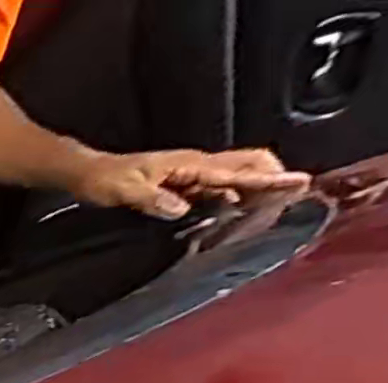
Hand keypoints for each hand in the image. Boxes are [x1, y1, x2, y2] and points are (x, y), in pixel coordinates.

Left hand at [71, 147, 310, 220]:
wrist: (91, 174)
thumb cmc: (105, 180)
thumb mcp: (126, 191)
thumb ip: (153, 199)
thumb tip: (182, 209)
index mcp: (188, 165)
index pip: (235, 171)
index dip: (266, 179)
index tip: (297, 183)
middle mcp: (195, 167)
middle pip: (247, 164)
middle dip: (273, 176)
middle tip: (294, 195)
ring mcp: (189, 174)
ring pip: (234, 176)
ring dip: (257, 187)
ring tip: (276, 205)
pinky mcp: (180, 184)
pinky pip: (214, 188)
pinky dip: (231, 196)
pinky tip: (234, 211)